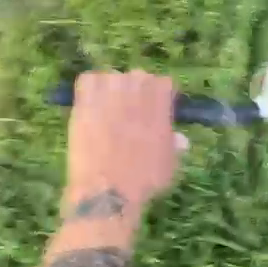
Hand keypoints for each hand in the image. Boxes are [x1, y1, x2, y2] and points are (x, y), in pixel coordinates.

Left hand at [64, 71, 181, 213]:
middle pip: (139, 77)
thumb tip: (181, 139)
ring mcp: (109, 94)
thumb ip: (173, 146)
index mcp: (160, 104)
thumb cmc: (143, 181)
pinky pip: (88, 81)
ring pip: (112, 76)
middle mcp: (136, 92)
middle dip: (137, 91)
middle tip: (131, 111)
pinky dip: (90, 88)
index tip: (157, 108)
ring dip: (113, 88)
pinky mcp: (85, 102)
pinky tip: (91, 103)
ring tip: (109, 107)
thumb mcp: (169, 165)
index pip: (164, 83)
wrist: (107, 190)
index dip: (161, 95)